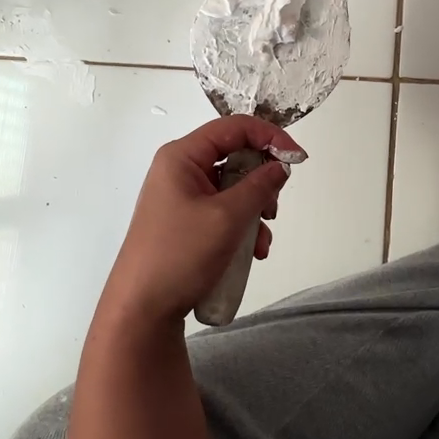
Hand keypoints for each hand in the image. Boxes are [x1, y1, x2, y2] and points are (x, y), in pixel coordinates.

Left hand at [98, 115, 303, 326]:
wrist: (141, 311)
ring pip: (233, 188)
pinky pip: (223, 211)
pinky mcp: (185, 222)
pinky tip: (252, 253)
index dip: (270, 136)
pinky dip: (242, 227)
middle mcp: (180, 170)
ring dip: (255, 211)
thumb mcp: (227, 217)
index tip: (298, 159)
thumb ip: (260, 186)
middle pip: (235, 157)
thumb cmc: (180, 255)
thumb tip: (280, 166)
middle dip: (262, 182)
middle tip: (274, 208)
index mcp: (182, 156)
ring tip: (262, 240)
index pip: (235, 127)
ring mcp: (182, 197)